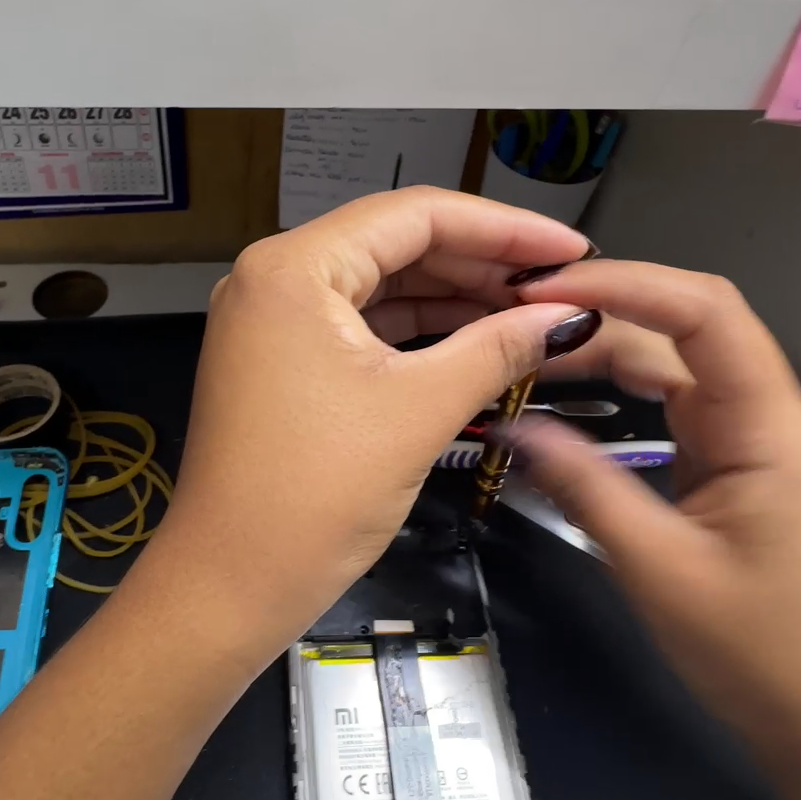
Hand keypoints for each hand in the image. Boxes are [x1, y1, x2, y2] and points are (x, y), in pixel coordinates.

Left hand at [141, 187, 597, 647]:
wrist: (229, 584)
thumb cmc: (315, 493)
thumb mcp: (417, 411)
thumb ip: (497, 347)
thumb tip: (566, 314)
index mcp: (293, 268)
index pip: (415, 215)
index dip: (504, 227)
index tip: (571, 249)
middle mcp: (273, 279)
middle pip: (396, 246)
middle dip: (480, 264)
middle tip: (558, 286)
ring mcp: (271, 323)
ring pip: (379, 288)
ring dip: (452, 299)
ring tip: (530, 313)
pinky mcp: (278, 363)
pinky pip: (359, 328)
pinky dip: (416, 334)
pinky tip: (474, 341)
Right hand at [505, 261, 800, 740]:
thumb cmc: (756, 649)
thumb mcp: (658, 568)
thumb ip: (584, 487)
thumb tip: (512, 427)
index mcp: (768, 427)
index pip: (706, 313)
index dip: (627, 285)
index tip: (547, 290)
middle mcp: (763, 413)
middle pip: (683, 324)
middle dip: (600, 309)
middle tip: (517, 316)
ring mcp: (745, 432)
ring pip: (670, 357)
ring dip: (601, 344)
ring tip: (527, 345)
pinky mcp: (725, 454)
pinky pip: (667, 395)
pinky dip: (613, 382)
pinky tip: (567, 385)